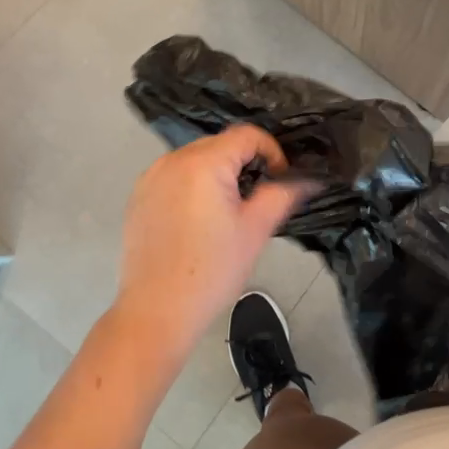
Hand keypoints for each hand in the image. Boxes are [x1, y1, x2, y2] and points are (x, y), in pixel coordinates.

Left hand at [115, 126, 312, 346]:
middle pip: (221, 144)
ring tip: (228, 211)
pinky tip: (198, 221)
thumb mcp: (256, 230)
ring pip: (197, 159)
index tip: (279, 181)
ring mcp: (151, 177)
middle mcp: (173, 160)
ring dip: (219, 174)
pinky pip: (175, 176)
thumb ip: (284, 194)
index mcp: (203, 163)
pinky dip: (193, 186)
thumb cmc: (212, 271)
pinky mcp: (138, 197)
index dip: (272, 152)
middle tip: (256, 199)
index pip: (248, 135)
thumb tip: (310, 178)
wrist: (156, 313)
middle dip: (245, 163)